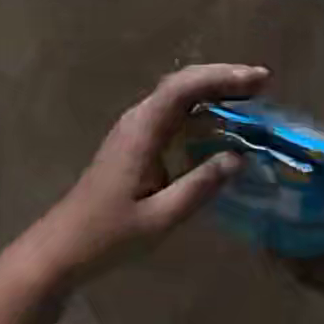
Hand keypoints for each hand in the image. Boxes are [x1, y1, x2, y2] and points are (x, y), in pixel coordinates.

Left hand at [26, 63, 267, 280]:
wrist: (61, 247)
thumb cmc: (107, 235)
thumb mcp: (160, 218)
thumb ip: (199, 187)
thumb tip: (239, 158)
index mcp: (142, 130)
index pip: (184, 88)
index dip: (222, 78)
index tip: (258, 80)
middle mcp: (138, 119)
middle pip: (182, 82)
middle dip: (223, 76)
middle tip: (262, 82)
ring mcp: (135, 127)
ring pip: (177, 93)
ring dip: (213, 87)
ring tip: (250, 93)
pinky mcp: (136, 139)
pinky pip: (173, 110)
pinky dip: (201, 104)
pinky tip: (221, 117)